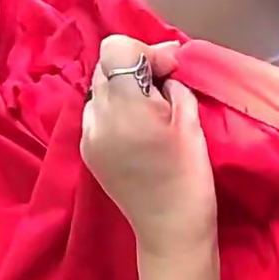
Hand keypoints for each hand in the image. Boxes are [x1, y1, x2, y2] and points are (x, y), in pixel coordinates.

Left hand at [81, 36, 216, 260]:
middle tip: (163, 89)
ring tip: (149, 113)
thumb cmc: (191, 177)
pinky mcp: (87, 152)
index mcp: (126, 108)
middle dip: (134, 69)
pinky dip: (115, 111)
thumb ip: (173, 85)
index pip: (116, 49)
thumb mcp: (190, 122)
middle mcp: (97, 118)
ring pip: (98, 90)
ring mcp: (87, 136)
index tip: (168, 72)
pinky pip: (97, 115)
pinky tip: (137, 131)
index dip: (145, 53)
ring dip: (122, 90)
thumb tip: (162, 67)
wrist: (171, 230)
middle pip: (105, 66)